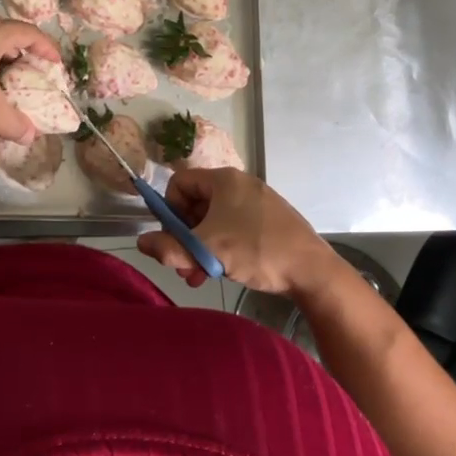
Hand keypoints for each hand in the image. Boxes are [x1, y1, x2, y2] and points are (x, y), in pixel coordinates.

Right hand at [138, 168, 343, 296]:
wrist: (313, 271)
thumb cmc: (256, 250)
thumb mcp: (206, 251)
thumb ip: (169, 248)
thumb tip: (141, 243)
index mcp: (224, 180)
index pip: (179, 183)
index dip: (169, 210)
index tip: (175, 238)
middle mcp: (240, 185)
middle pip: (196, 203)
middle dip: (185, 235)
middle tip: (185, 263)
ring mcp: (257, 203)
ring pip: (215, 220)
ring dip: (201, 246)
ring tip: (199, 275)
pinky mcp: (270, 221)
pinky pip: (234, 228)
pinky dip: (222, 248)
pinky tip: (222, 273)